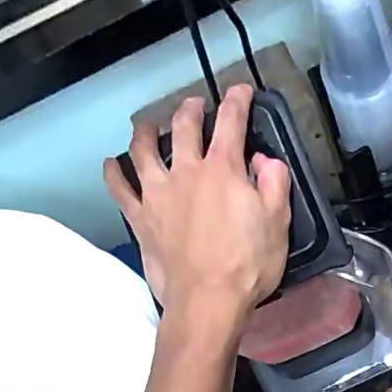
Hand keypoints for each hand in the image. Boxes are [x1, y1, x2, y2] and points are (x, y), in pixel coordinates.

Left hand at [103, 83, 290, 322]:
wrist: (207, 300)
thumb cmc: (248, 265)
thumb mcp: (278, 223)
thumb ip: (274, 185)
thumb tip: (267, 160)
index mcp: (223, 170)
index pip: (231, 124)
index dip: (237, 102)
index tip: (241, 91)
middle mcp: (186, 172)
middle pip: (183, 128)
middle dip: (191, 110)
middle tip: (195, 104)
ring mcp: (158, 193)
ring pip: (143, 149)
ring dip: (145, 131)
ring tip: (148, 124)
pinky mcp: (141, 217)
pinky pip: (120, 187)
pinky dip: (114, 172)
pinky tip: (113, 164)